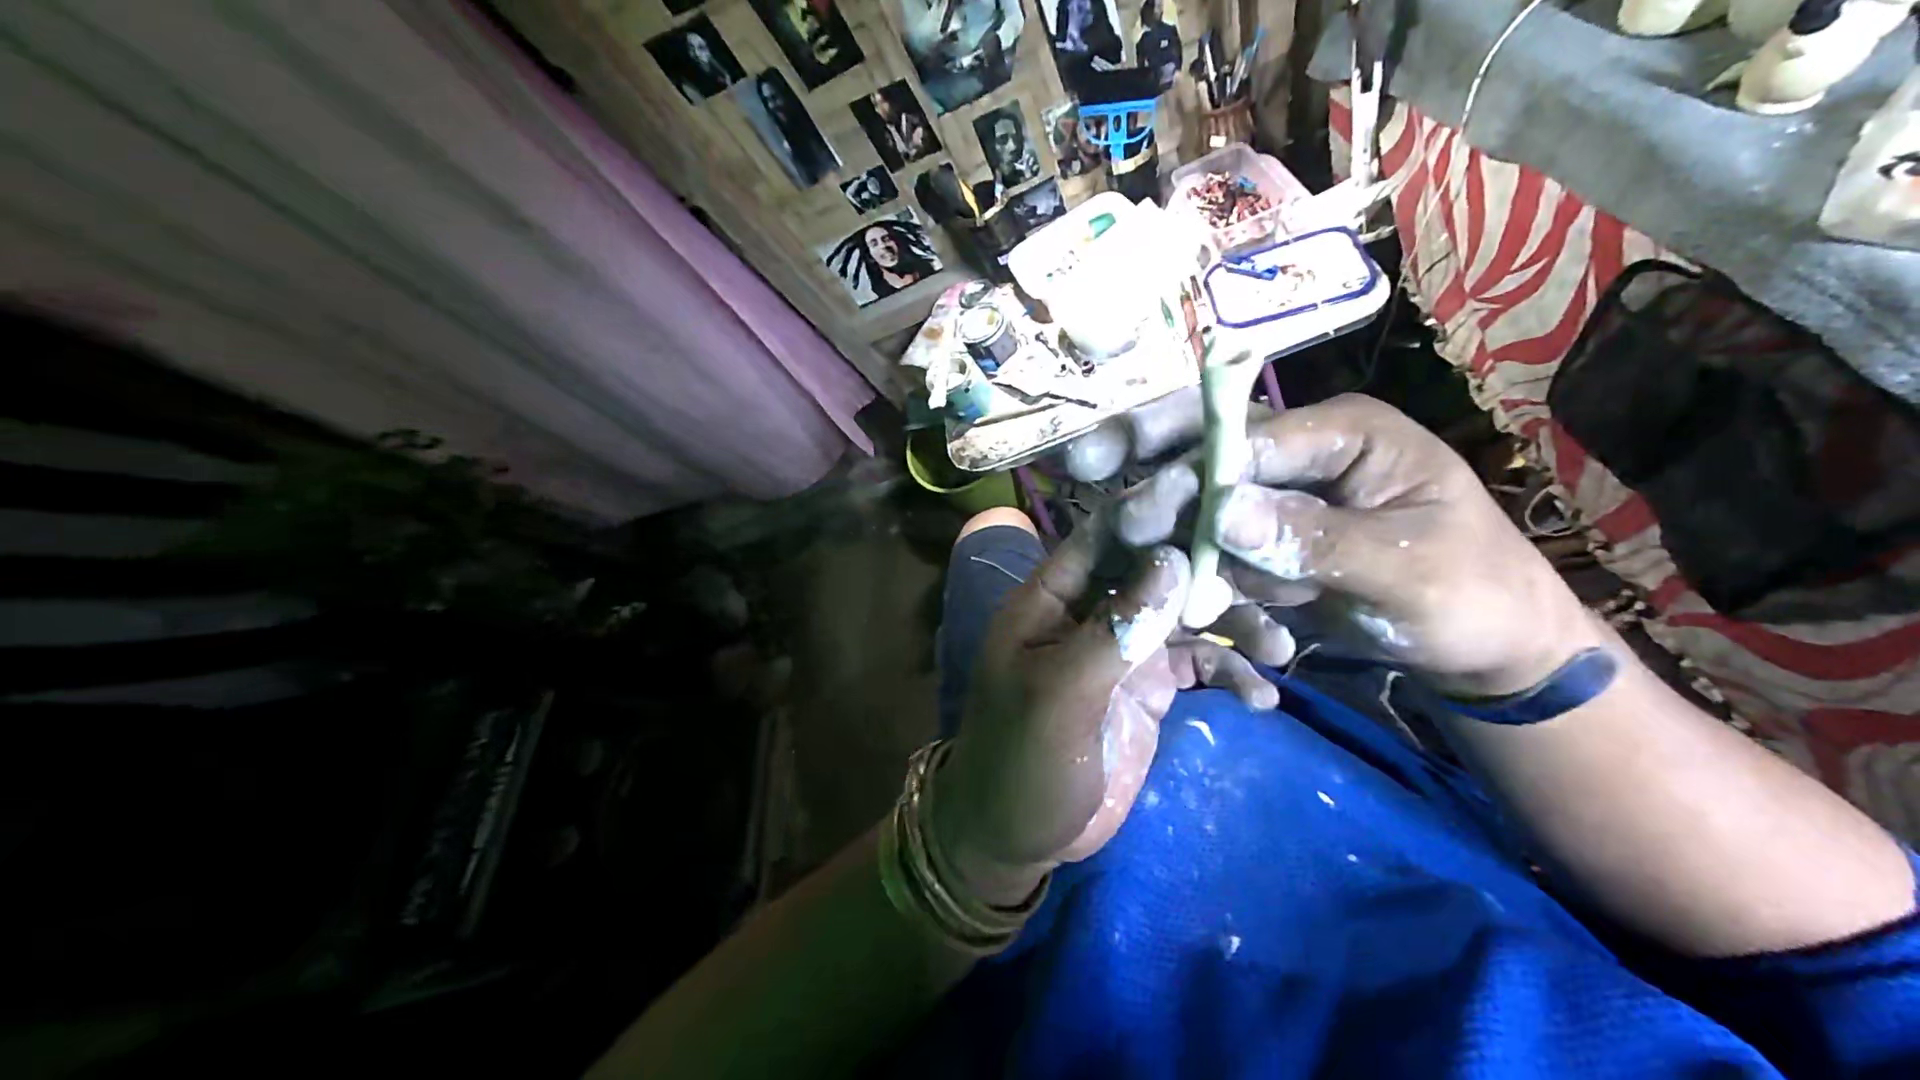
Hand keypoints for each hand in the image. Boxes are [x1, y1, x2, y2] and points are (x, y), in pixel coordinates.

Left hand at [929, 520, 1291, 905]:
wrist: (1016, 836)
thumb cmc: (1023, 762)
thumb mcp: (1060, 695)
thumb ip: (1114, 629)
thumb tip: (1175, 560)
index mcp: (1051, 599)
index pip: (1104, 534)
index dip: (1155, 508)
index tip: (1218, 489)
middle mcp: (1089, 611)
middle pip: (1156, 570)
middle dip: (1211, 571)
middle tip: (1274, 573)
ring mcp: (1122, 648)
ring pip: (1184, 615)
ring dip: (1232, 625)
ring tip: (1279, 649)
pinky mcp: (1148, 686)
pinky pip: (1195, 664)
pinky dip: (1228, 673)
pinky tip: (1262, 696)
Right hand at [1116, 394, 1605, 698]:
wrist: (1487, 649)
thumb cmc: (1471, 595)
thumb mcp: (1404, 569)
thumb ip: (1314, 538)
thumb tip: (1221, 512)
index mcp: (1343, 434)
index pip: (1251, 438)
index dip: (1191, 469)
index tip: (1139, 510)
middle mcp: (1299, 455)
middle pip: (1207, 449)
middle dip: (1149, 465)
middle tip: (1080, 466)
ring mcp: (1277, 501)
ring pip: (1199, 504)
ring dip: (1162, 527)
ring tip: (1112, 539)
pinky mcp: (1264, 545)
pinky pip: (1214, 552)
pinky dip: (1195, 575)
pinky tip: (1175, 590)